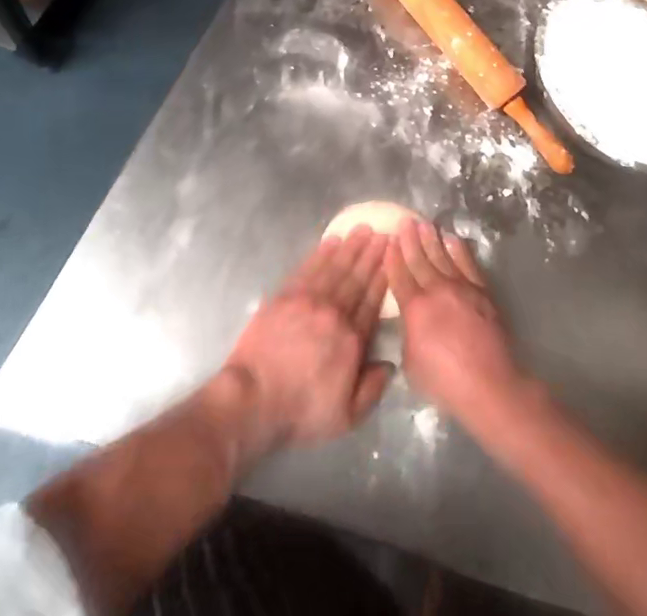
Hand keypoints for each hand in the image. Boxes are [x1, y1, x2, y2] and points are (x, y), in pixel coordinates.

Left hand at [220, 227, 394, 460]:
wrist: (252, 401)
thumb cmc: (300, 412)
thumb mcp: (346, 416)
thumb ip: (372, 389)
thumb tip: (390, 364)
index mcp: (352, 340)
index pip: (372, 302)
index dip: (384, 279)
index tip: (393, 259)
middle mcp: (334, 314)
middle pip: (357, 279)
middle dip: (372, 255)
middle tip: (384, 234)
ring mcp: (308, 302)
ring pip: (335, 268)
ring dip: (351, 248)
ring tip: (363, 229)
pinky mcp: (284, 297)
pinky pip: (308, 269)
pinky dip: (321, 253)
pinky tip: (332, 241)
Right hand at [388, 220, 534, 425]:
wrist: (488, 383)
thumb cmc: (444, 380)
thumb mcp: (411, 361)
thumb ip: (408, 334)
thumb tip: (412, 321)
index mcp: (415, 308)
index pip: (399, 276)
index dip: (392, 258)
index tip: (387, 240)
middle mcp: (436, 291)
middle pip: (420, 260)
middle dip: (409, 240)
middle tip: (404, 222)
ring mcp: (462, 289)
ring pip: (443, 257)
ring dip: (432, 240)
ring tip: (424, 224)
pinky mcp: (482, 292)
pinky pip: (467, 265)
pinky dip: (459, 251)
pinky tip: (452, 240)